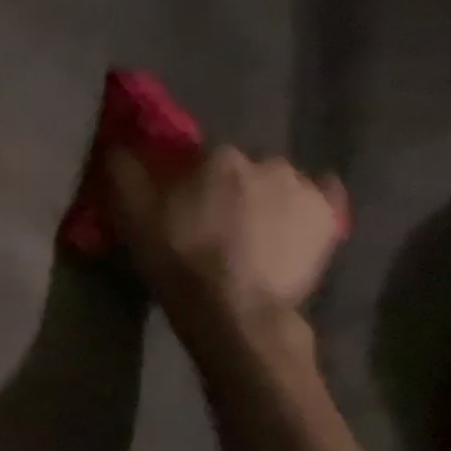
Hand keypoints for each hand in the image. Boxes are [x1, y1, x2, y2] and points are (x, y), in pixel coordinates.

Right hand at [107, 146, 348, 330]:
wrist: (235, 306)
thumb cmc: (177, 256)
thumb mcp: (131, 215)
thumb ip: (124, 172)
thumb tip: (118, 144)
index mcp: (218, 157)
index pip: (197, 157)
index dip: (184, 179)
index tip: (175, 202)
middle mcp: (267, 162)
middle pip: (240, 168)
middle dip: (226, 186)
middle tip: (210, 219)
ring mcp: (305, 188)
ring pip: (277, 182)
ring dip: (262, 196)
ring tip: (247, 229)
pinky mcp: (331, 216)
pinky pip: (321, 195)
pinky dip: (306, 201)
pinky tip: (291, 217)